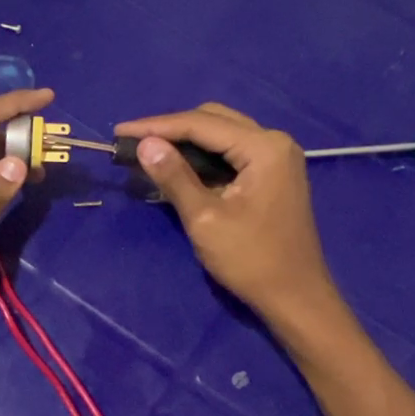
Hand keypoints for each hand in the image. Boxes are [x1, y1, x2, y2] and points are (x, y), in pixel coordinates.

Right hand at [114, 103, 339, 317]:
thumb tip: (145, 144)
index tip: (120, 132)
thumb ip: (175, 177)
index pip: (201, 124)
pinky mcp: (274, 174)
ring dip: (187, 140)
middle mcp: (274, 142)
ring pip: (223, 134)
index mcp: (263, 147)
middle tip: (133, 141)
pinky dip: (204, 155)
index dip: (156, 126)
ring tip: (150, 151)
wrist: (294, 295)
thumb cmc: (251, 259)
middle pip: (214, 120)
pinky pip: (232, 152)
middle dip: (171, 128)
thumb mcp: (205, 219)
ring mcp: (277, 157)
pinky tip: (179, 165)